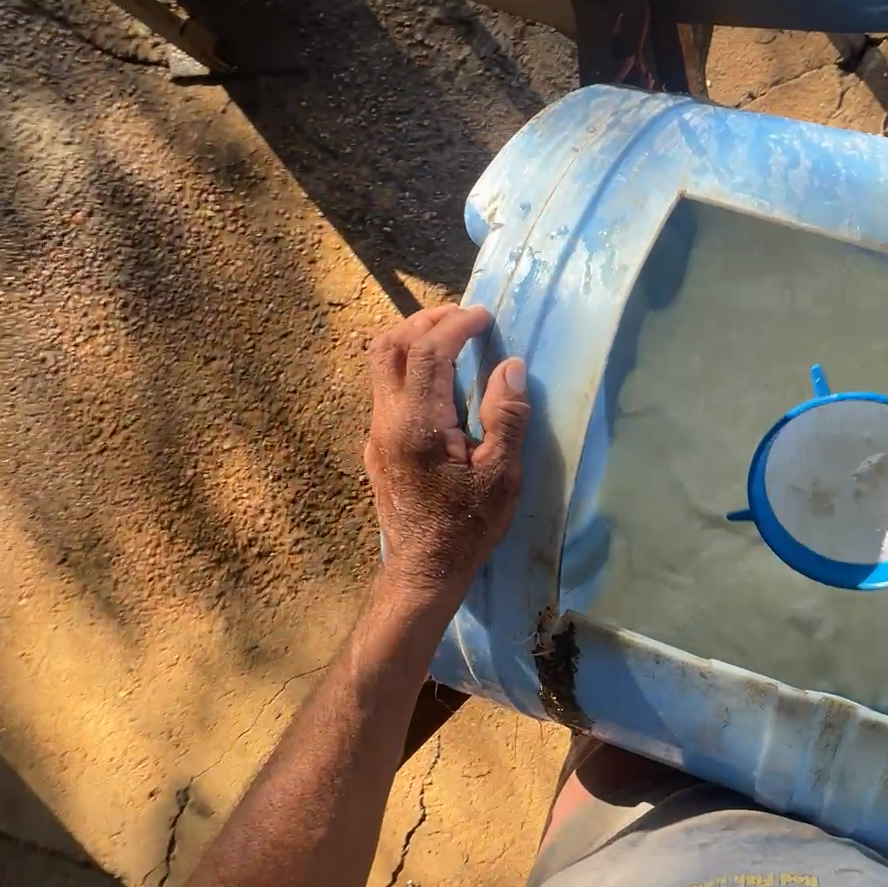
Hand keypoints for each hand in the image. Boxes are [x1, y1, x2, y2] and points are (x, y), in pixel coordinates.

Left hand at [364, 305, 530, 602]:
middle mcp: (387, 420)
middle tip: (462, 317)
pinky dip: (411, 369)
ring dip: (413, 343)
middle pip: (388, 347)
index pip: (428, 352)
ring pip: (381, 368)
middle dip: (424, 322)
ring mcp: (376, 434)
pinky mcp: (377, 448)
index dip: (456, 325)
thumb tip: (511, 367)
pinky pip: (387, 391)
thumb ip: (506, 417)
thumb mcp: (502, 474)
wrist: (424, 570)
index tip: (484, 316)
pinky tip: (440, 384)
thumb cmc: (468, 525)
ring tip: (451, 340)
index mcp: (419, 424)